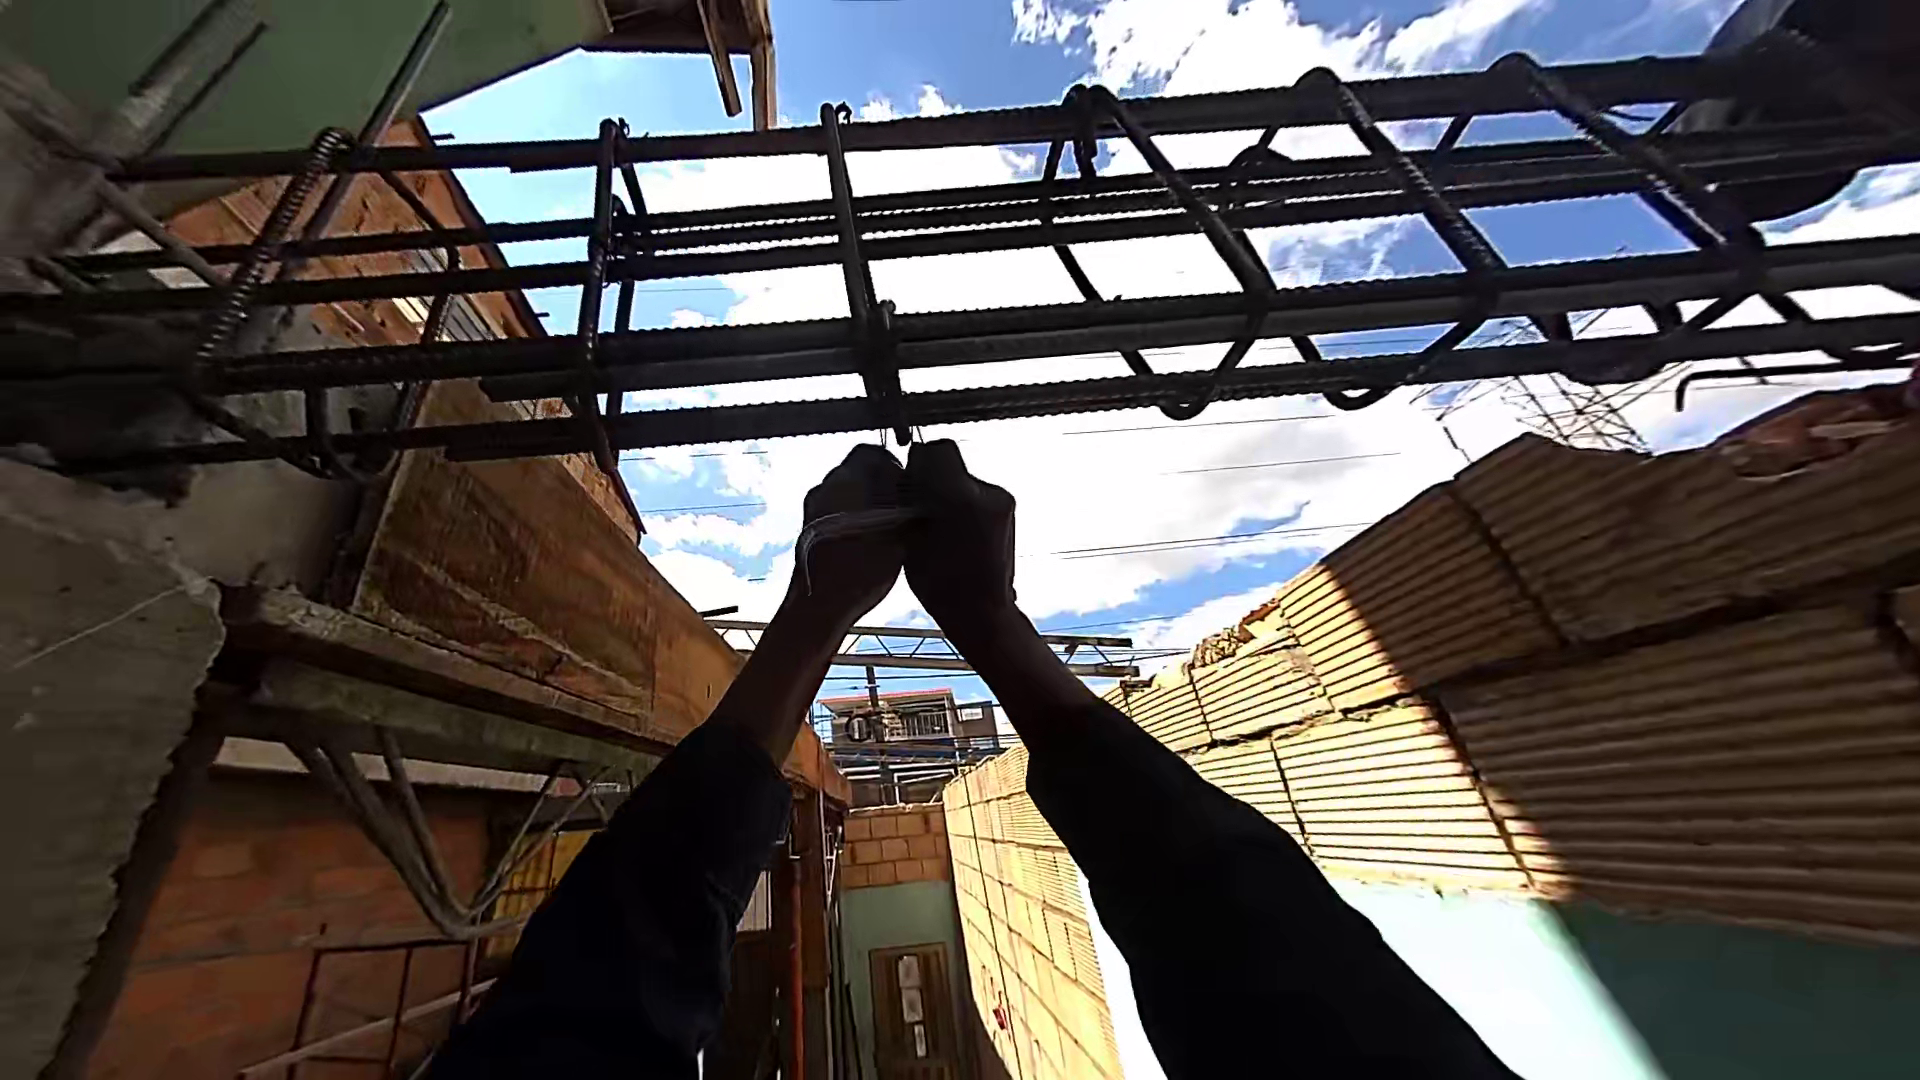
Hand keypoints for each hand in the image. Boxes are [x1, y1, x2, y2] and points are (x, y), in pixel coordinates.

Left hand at [783, 444, 904, 631]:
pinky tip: (869, 540)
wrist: (817, 608)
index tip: (908, 482)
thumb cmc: (859, 571)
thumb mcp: (899, 540)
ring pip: (845, 492)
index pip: (869, 452)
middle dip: (881, 483)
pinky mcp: (808, 529)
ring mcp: (812, 509)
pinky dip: (852, 516)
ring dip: (866, 501)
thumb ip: (911, 513)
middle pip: (857, 471)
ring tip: (889, 525)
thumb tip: (924, 502)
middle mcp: (824, 488)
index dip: (893, 463)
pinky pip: (834, 510)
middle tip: (903, 504)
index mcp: (846, 481)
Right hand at [902, 440, 1017, 651]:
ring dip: (948, 490)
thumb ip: (910, 503)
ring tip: (937, 521)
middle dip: (932, 476)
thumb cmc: (941, 586)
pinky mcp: (1007, 508)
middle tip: (918, 503)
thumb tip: (906, 478)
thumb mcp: (911, 541)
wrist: (983, 611)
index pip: (938, 450)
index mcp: (960, 499)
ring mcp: (1002, 500)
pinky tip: (954, 527)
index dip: (919, 461)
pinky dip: (962, 502)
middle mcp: (987, 493)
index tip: (909, 479)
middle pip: (951, 461)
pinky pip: (976, 492)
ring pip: (963, 477)